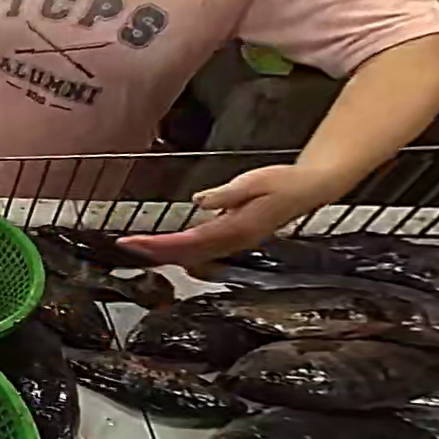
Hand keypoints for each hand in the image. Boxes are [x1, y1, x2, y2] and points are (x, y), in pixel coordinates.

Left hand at [117, 163, 349, 268]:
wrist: (313, 188)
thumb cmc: (285, 182)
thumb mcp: (255, 181)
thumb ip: (227, 193)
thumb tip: (198, 201)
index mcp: (235, 229)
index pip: (187, 242)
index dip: (157, 244)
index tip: (133, 241)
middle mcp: (232, 241)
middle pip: (184, 254)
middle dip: (153, 251)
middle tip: (125, 244)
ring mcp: (232, 243)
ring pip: (190, 256)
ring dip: (162, 253)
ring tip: (136, 246)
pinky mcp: (232, 239)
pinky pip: (199, 252)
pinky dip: (177, 251)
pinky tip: (162, 247)